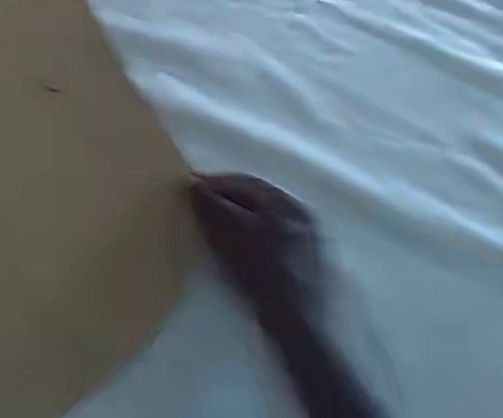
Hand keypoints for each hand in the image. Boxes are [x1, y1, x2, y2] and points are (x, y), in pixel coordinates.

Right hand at [189, 173, 325, 327]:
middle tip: (201, 204)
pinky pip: (274, 236)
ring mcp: (312, 240)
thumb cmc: (258, 266)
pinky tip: (239, 245)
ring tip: (217, 226)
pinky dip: (252, 234)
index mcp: (287, 202)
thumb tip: (194, 184)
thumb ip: (206, 200)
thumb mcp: (222, 228)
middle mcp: (304, 215)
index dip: (211, 182)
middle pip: (255, 198)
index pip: (241, 181)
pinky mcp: (310, 261)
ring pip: (264, 218)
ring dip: (238, 216)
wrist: (297, 321)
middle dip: (225, 199)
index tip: (190, 187)